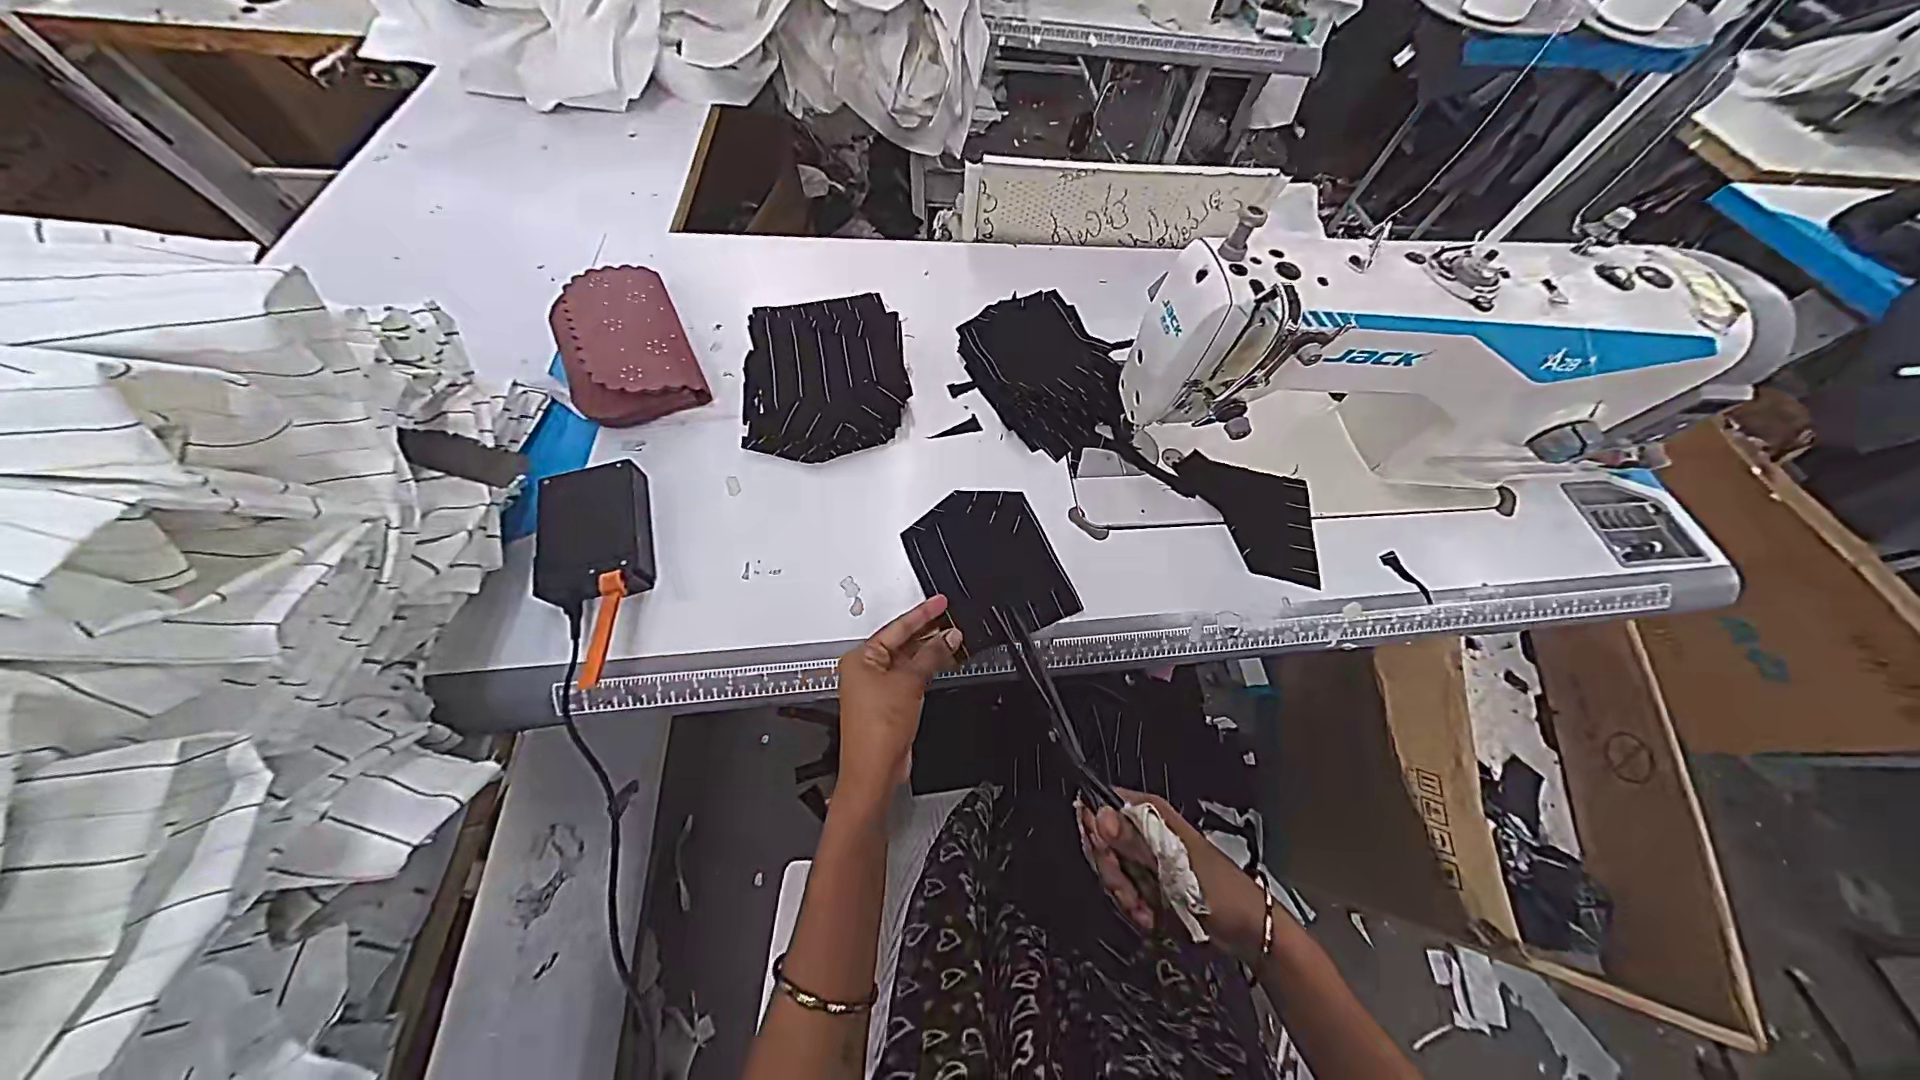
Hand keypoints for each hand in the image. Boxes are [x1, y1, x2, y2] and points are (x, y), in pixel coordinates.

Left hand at [835, 596, 962, 800]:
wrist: (875, 769)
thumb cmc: (875, 730)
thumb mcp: (909, 682)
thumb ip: (931, 655)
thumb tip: (947, 637)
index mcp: (860, 659)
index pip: (896, 628)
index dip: (921, 614)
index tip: (938, 603)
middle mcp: (865, 671)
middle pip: (901, 643)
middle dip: (927, 632)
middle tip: (949, 618)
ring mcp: (877, 688)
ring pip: (908, 661)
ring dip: (929, 652)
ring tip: (952, 637)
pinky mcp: (889, 703)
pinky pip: (911, 677)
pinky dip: (926, 669)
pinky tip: (942, 662)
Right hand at [1078, 788, 1273, 963]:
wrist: (1248, 931)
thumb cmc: (1222, 891)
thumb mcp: (1175, 863)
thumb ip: (1134, 839)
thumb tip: (1100, 814)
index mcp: (1150, 813)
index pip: (1101, 807)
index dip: (1095, 832)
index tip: (1106, 856)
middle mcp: (1144, 831)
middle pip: (1100, 842)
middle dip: (1112, 872)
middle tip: (1132, 889)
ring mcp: (1145, 858)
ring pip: (1110, 871)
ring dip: (1125, 895)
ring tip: (1149, 907)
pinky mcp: (1148, 883)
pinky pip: (1123, 892)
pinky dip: (1134, 908)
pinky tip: (1152, 916)